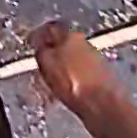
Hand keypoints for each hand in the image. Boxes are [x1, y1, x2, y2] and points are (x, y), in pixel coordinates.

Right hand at [31, 20, 126, 137]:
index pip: (49, 29)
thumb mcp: (47, 64)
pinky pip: (82, 75)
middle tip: (42, 66)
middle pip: (62, 44)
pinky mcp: (102, 79)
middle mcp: (84, 43)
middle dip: (52, 54)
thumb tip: (38, 45)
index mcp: (70, 35)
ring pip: (72, 60)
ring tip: (55, 83)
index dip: (38, 37)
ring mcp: (95, 61)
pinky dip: (74, 81)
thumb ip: (40, 50)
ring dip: (63, 68)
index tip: (31, 45)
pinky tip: (70, 92)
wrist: (105, 109)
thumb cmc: (74, 84)